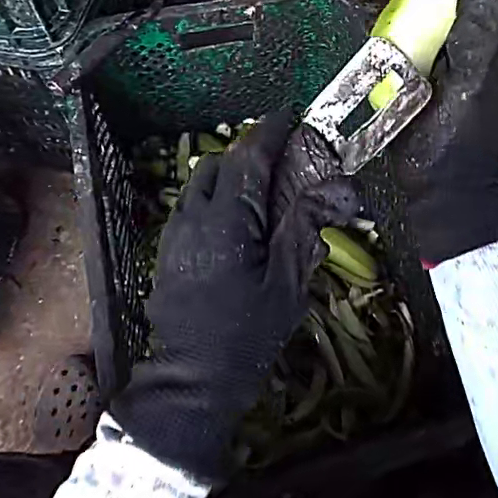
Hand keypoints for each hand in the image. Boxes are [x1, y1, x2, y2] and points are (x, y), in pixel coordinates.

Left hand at [110, 111, 359, 481]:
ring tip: (261, 189)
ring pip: (200, 183)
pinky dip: (215, 196)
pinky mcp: (167, 250)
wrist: (191, 381)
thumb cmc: (246, 335)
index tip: (289, 115)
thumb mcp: (286, 285)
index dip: (268, 133)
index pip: (246, 159)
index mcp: (225, 223)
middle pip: (219, 164)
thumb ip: (303, 229)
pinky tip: (237, 220)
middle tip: (282, 159)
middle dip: (249, 153)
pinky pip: (191, 205)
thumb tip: (330, 189)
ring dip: (231, 175)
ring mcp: (174, 234)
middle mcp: (193, 219)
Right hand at [392, 0, 497, 264]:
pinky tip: (404, 9)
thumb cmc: (458, 136)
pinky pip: (432, 32)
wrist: (439, 186)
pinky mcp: (435, 72)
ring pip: (458, 10)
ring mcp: (460, 59)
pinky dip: (422, 15)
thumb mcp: (472, 78)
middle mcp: (486, 44)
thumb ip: (480, 26)